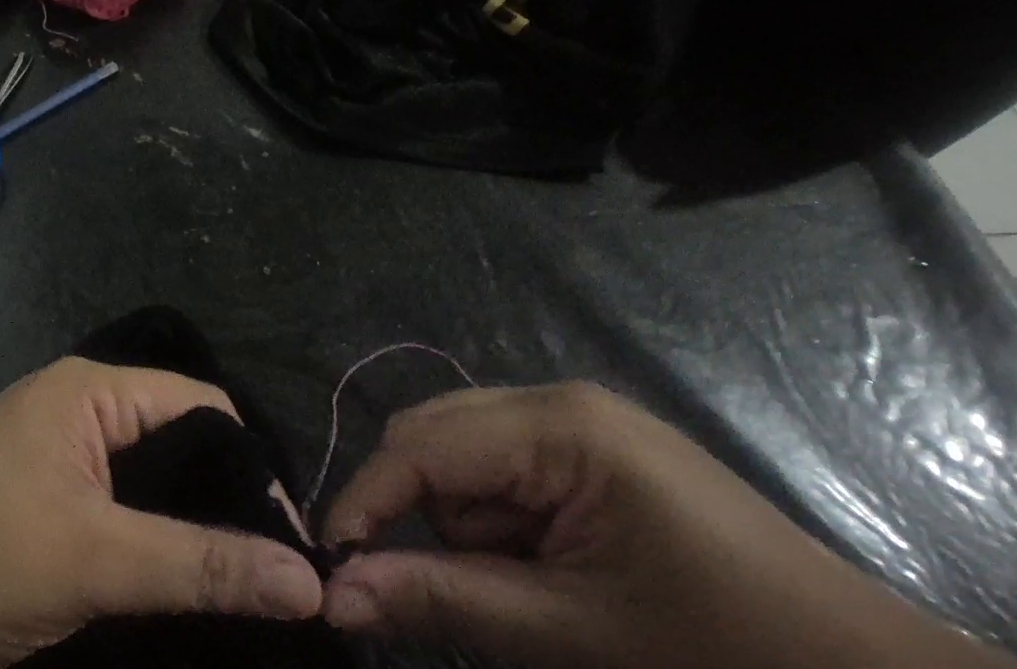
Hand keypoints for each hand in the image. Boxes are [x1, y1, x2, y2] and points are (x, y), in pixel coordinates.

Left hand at [0, 357, 321, 668]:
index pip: (200, 405)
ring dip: (187, 524)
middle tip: (276, 570)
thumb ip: (202, 565)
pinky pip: (115, 502)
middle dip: (224, 498)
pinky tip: (179, 576)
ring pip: (147, 477)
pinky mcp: (39, 494)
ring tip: (241, 578)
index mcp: (85, 389)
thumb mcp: (96, 562)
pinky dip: (149, 535)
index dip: (253, 466)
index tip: (294, 544)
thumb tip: (312, 581)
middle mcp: (71, 405)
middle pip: (175, 439)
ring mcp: (51, 450)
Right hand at [321, 383, 1010, 668]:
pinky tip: (546, 565)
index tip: (330, 568)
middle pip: (434, 435)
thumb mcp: (567, 632)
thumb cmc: (714, 648)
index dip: (365, 502)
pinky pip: (504, 469)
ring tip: (529, 588)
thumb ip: (440, 599)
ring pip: (462, 454)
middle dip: (420, 511)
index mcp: (559, 425)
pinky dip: (498, 520)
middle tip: (440, 588)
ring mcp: (581, 420)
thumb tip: (333, 595)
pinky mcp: (594, 448)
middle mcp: (559, 400)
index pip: (420, 446)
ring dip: (466, 524)